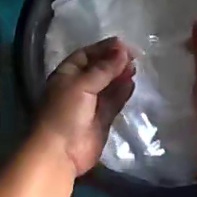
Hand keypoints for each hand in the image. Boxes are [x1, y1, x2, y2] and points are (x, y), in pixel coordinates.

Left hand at [32, 37, 135, 173]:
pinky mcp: (101, 119)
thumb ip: (104, 68)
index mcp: (66, 74)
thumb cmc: (65, 112)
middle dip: (114, 61)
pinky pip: (114, 101)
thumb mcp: (82, 85)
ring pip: (108, 85)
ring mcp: (90, 103)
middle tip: (134, 56)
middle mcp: (78, 86)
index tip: (123, 44)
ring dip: (120, 75)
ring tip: (135, 67)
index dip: (104, 48)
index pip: (86, 55)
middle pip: (99, 68)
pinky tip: (132, 83)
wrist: (60, 152)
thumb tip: (123, 50)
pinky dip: (122, 92)